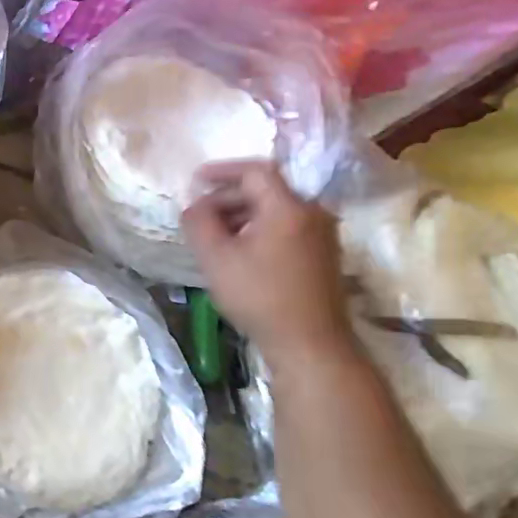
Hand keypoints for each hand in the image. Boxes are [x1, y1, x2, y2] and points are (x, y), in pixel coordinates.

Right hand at [182, 161, 349, 361]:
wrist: (311, 346)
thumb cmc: (260, 297)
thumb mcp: (216, 259)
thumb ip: (198, 223)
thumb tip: (193, 205)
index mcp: (289, 206)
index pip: (254, 171)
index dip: (222, 171)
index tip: (196, 180)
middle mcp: (312, 213)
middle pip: (267, 190)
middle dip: (229, 197)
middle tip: (200, 214)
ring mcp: (322, 235)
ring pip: (277, 210)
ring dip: (243, 215)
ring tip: (216, 235)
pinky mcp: (324, 256)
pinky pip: (287, 228)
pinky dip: (261, 230)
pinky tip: (241, 253)